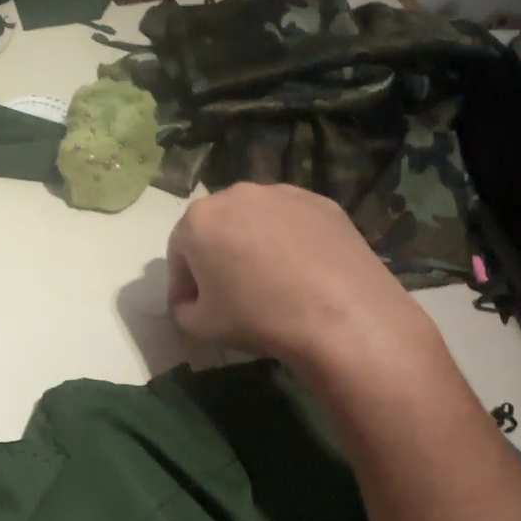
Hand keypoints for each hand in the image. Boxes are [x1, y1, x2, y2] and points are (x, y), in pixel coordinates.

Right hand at [165, 183, 438, 376]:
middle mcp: (237, 195)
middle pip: (216, 228)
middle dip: (215, 257)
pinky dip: (287, 243)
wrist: (342, 314)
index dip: (182, 283)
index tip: (194, 307)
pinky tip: (300, 274)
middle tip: (229, 293)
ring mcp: (284, 194)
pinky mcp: (323, 203)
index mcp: (198, 220)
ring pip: (254, 221)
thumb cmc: (257, 316)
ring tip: (268, 281)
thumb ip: (181, 309)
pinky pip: (291, 223)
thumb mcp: (199, 327)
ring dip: (251, 246)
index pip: (178, 252)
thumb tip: (190, 301)